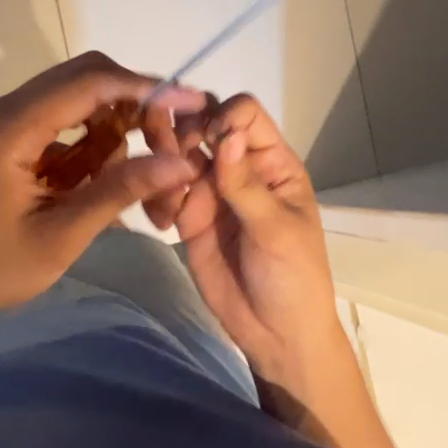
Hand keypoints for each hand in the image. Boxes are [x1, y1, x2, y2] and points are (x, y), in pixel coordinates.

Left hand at [0, 52, 205, 329]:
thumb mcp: (63, 235)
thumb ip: (121, 192)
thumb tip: (182, 164)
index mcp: (8, 130)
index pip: (88, 83)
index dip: (145, 88)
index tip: (190, 102)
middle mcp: (2, 111)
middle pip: (84, 78)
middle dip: (133, 104)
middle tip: (168, 141)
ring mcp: (1, 121)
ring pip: (75, 98)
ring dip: (113, 126)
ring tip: (136, 172)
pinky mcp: (5, 137)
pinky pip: (61, 122)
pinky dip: (89, 143)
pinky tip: (100, 178)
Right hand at [142, 94, 353, 394]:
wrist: (276, 333)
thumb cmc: (293, 276)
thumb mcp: (275, 230)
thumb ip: (246, 184)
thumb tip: (226, 133)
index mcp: (272, 162)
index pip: (244, 114)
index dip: (222, 116)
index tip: (208, 140)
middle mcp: (238, 168)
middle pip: (204, 125)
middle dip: (180, 129)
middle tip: (165, 154)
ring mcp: (210, 192)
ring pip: (177, 155)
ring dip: (161, 158)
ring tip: (157, 185)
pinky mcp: (188, 217)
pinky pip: (163, 192)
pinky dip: (154, 195)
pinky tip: (161, 221)